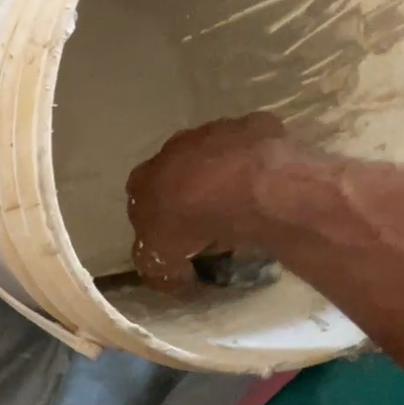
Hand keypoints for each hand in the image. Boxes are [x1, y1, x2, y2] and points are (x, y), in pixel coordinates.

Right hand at [127, 113, 292, 292]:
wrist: (248, 190)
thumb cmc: (191, 225)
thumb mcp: (160, 263)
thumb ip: (157, 270)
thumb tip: (174, 280)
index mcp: (143, 180)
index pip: (139, 197)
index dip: (155, 217)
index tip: (171, 235)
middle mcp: (173, 148)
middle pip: (176, 170)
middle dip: (186, 190)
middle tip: (204, 218)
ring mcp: (215, 131)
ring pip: (214, 154)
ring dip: (221, 173)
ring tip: (239, 201)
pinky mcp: (254, 124)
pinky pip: (253, 145)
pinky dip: (255, 162)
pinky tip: (264, 183)